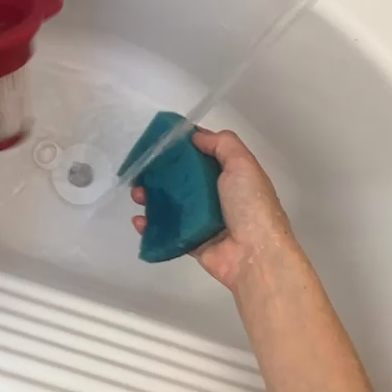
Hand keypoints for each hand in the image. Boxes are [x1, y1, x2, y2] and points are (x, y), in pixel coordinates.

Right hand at [133, 128, 301, 291]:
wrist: (255, 254)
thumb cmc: (250, 205)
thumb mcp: (242, 163)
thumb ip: (222, 144)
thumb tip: (196, 137)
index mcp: (231, 176)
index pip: (203, 155)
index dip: (183, 147)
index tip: (159, 141)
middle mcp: (217, 197)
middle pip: (182, 180)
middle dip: (160, 173)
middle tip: (141, 170)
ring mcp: (203, 221)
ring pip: (172, 205)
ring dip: (151, 198)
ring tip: (136, 194)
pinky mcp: (192, 242)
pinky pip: (167, 232)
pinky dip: (151, 226)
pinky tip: (138, 220)